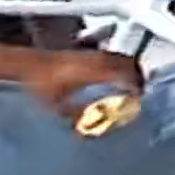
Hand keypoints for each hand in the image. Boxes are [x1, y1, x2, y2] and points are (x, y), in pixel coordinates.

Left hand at [23, 49, 141, 117]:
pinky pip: (124, 58)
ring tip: (134, 82)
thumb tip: (87, 122)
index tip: (138, 97)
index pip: (128, 78)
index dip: (136, 87)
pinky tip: (121, 73)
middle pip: (134, 68)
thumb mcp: (54, 102)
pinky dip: (128, 66)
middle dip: (140, 79)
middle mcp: (108, 61)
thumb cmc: (43, 84)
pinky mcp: (102, 52)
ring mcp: (106, 54)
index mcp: (100, 72)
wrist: (34, 63)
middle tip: (139, 91)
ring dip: (136, 71)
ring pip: (131, 61)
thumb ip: (74, 112)